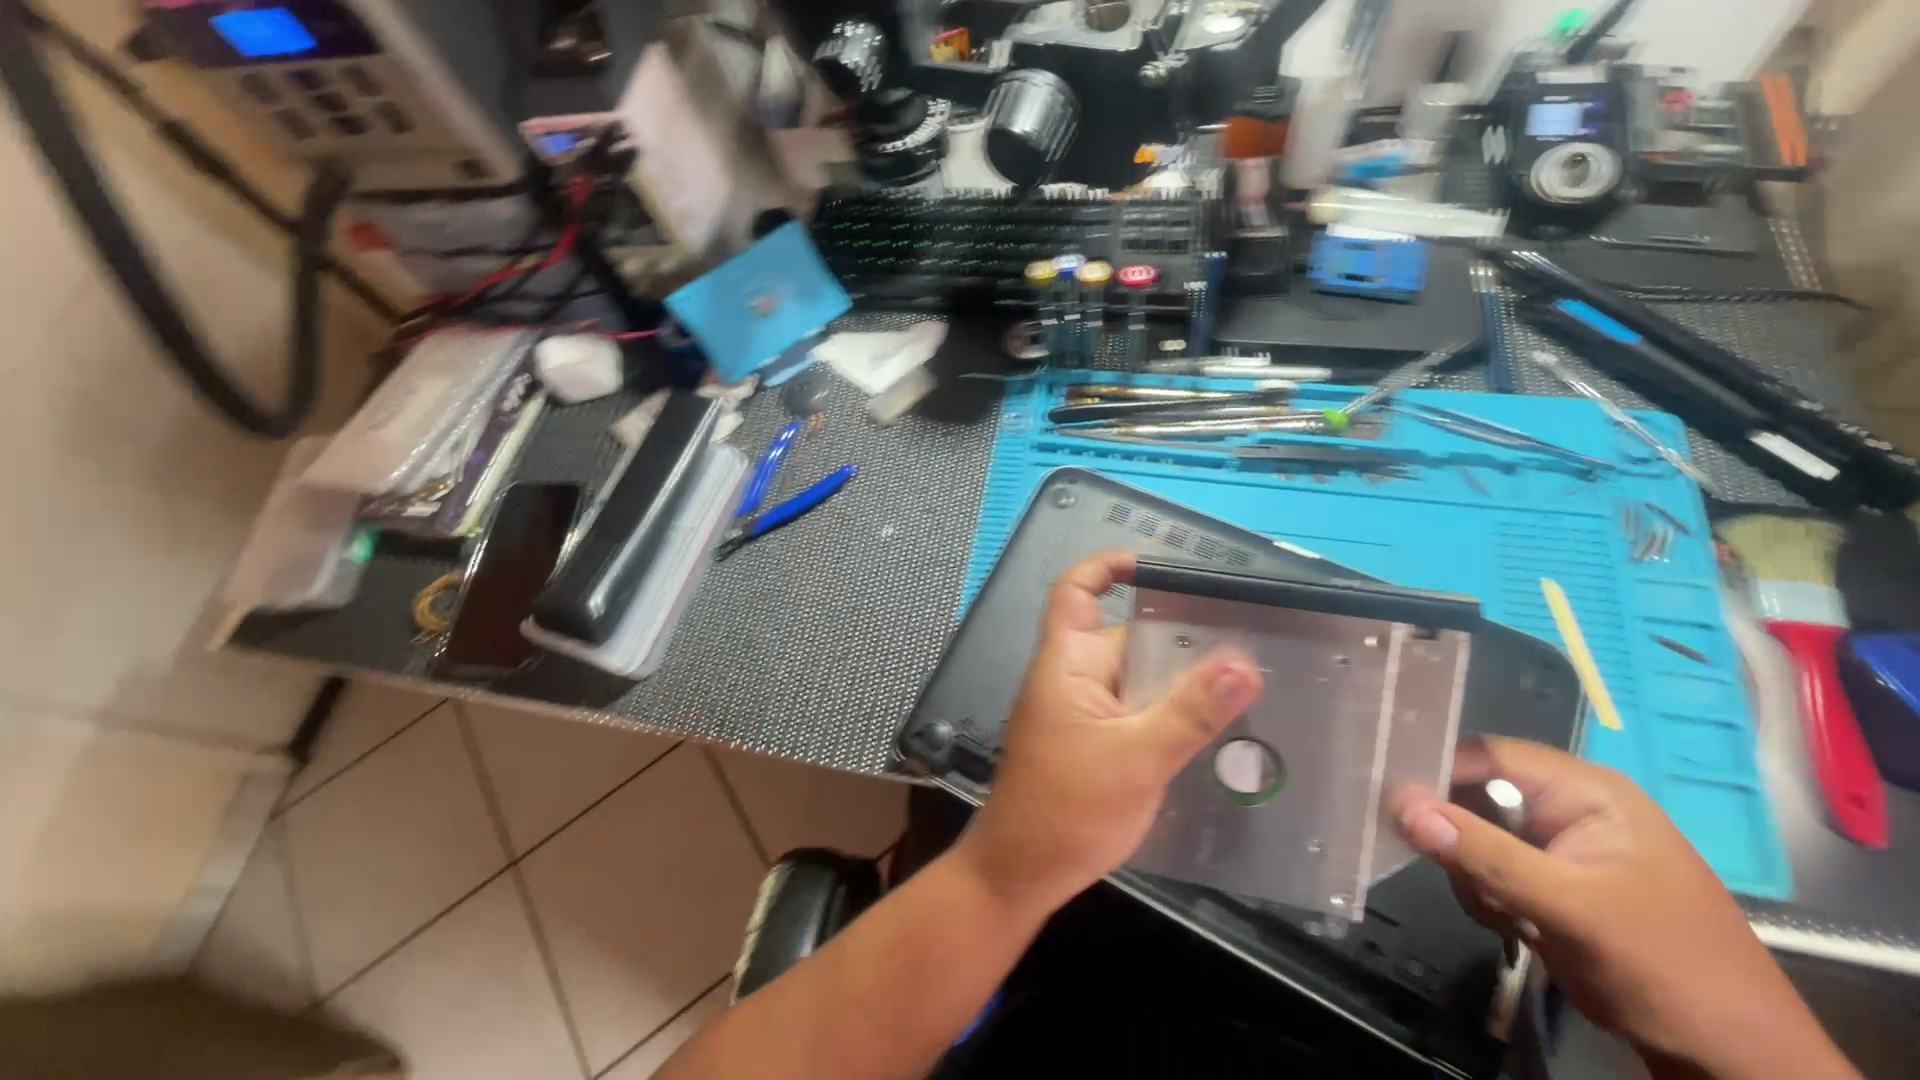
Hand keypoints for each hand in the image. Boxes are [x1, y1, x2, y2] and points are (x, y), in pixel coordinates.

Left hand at [955, 550, 1263, 916]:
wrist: (1023, 875)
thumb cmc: (1065, 810)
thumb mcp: (1135, 758)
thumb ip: (1190, 713)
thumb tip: (1245, 663)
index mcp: (1067, 663)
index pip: (1076, 592)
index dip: (1107, 567)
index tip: (1155, 566)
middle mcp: (1075, 679)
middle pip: (1128, 638)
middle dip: (1180, 638)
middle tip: (1251, 641)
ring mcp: (1087, 713)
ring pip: (1141, 680)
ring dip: (1184, 681)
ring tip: (1252, 683)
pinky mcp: (1099, 745)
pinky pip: (1141, 713)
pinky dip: (1175, 713)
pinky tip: (1221, 727)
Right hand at [1395, 737, 1856, 1079]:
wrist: (1728, 1055)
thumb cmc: (1665, 964)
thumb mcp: (1571, 907)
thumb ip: (1485, 855)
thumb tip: (1403, 807)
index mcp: (1587, 793)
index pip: (1492, 755)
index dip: (1440, 770)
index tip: (1392, 800)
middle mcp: (1567, 811)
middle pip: (1476, 797)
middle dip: (1458, 837)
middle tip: (1455, 873)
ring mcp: (1557, 852)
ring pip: (1475, 840)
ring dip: (1473, 877)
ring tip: (1507, 917)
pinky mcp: (1548, 888)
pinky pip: (1488, 874)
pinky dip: (1486, 899)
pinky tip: (1516, 929)